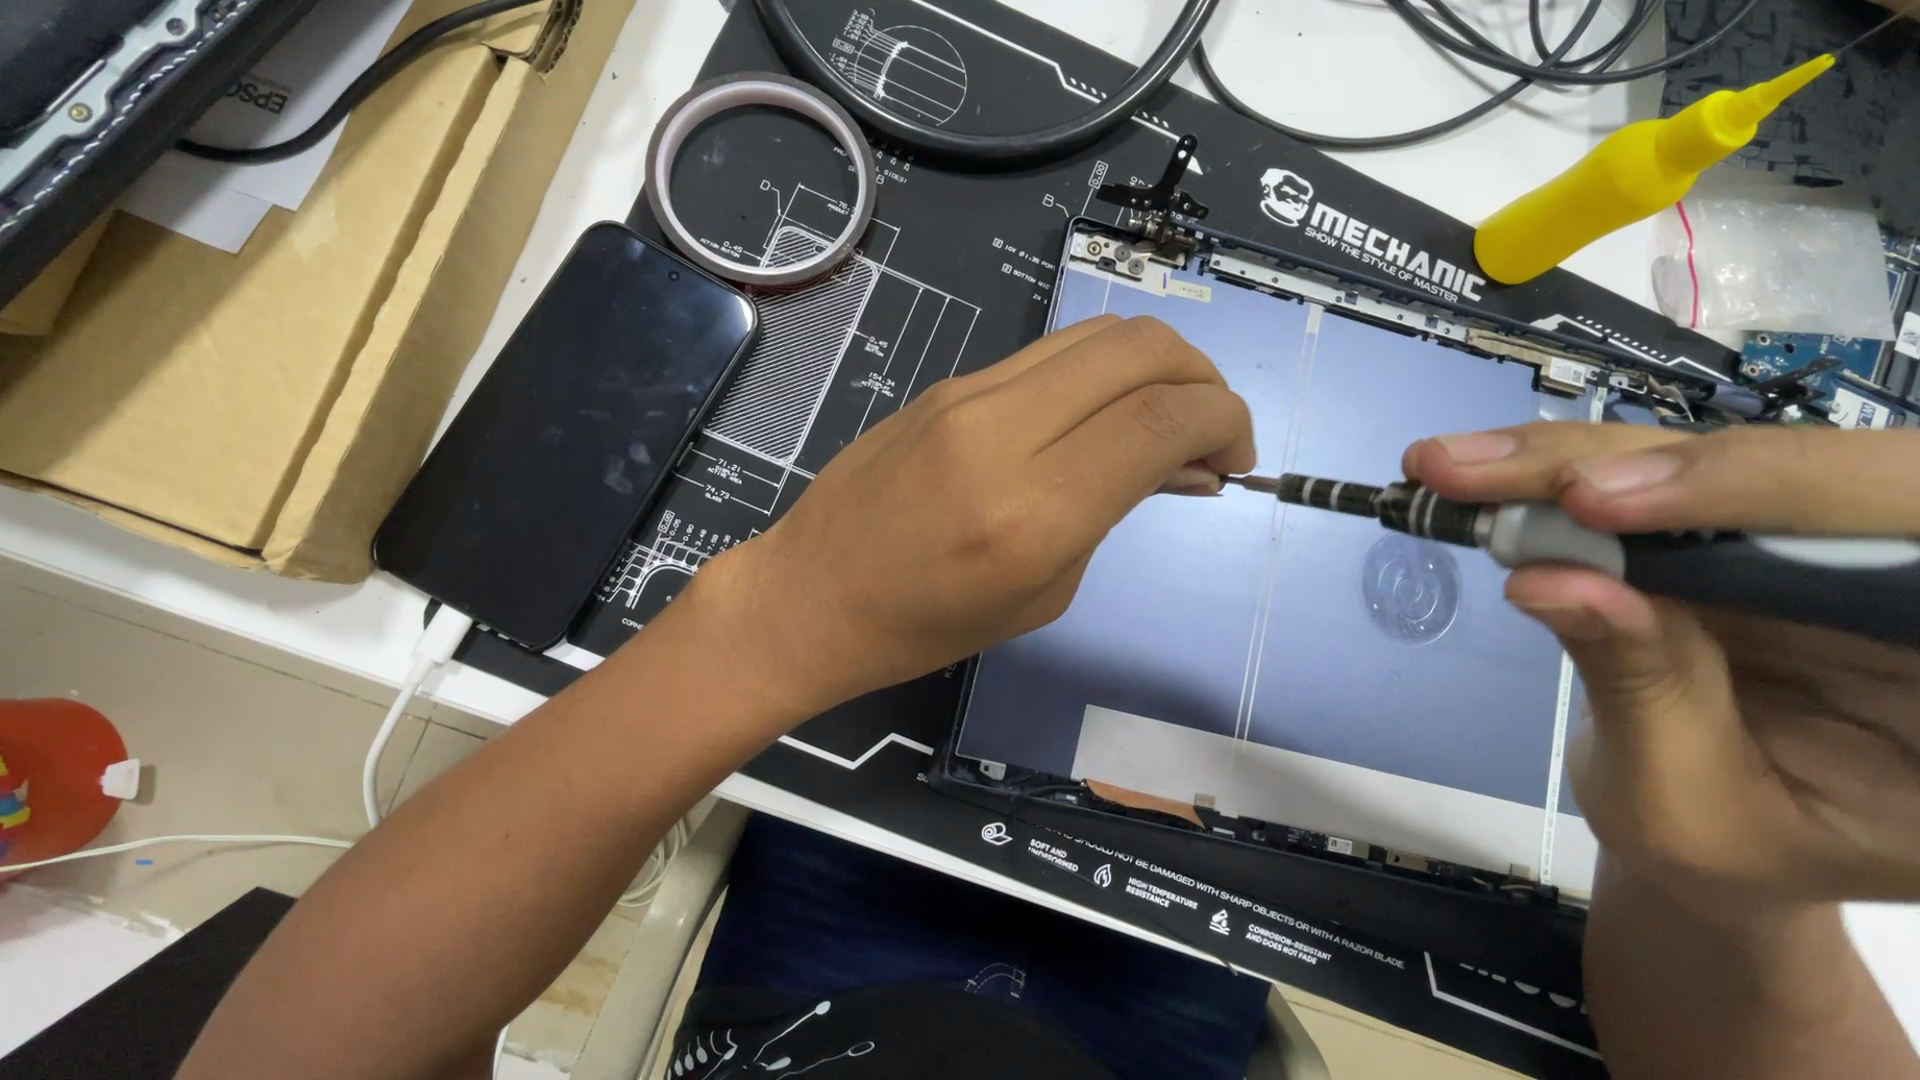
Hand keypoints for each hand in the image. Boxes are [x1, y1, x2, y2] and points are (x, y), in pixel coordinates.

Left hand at [692, 315, 1255, 717]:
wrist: (811, 595)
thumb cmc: (926, 626)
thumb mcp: (1044, 592)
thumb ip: (1116, 512)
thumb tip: (1183, 462)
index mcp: (1034, 510)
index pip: (1162, 419)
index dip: (1224, 421)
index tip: (1236, 456)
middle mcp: (1004, 432)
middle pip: (1140, 349)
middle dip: (1203, 377)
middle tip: (1211, 428)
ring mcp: (968, 395)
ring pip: (1096, 335)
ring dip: (1154, 364)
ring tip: (1165, 415)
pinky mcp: (947, 384)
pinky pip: (1048, 354)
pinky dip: (1100, 371)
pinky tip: (1102, 414)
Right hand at [1404, 423, 1919, 901]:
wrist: (1722, 850)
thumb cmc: (1733, 857)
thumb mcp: (1689, 804)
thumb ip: (1642, 687)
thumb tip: (1545, 580)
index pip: (1914, 527)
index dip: (1765, 489)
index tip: (1598, 500)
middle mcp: (1905, 583)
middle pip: (1794, 475)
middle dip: (1624, 465)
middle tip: (1475, 472)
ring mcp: (1818, 552)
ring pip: (1704, 460)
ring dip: (1562, 461)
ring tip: (1445, 469)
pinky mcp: (1737, 538)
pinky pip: (1652, 482)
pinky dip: (1551, 481)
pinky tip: (1476, 481)